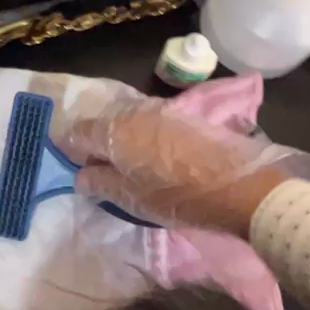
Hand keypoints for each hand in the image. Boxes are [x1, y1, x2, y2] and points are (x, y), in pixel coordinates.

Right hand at [65, 100, 294, 235]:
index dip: (71, 149)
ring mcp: (158, 110)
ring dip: (120, 139)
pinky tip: (152, 157)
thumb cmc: (178, 196)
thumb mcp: (132, 199)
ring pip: (125, 120)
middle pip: (101, 123)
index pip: (78, 133)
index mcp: (113, 132)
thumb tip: (81, 175)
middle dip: (96, 143)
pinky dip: (141, 136)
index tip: (74, 165)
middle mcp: (131, 113)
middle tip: (101, 170)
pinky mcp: (181, 115)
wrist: (239, 186)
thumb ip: (101, 184)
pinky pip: (147, 121)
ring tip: (128, 166)